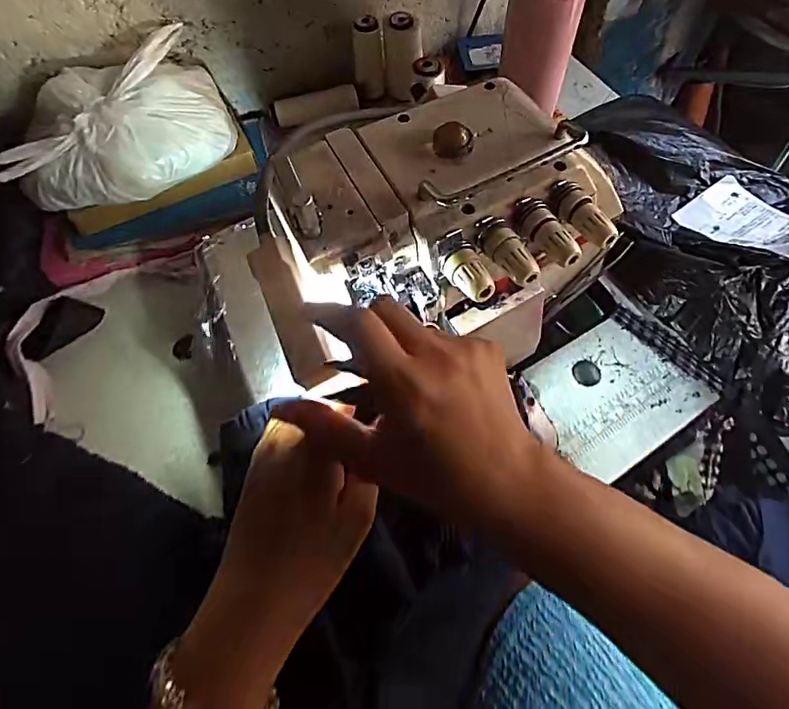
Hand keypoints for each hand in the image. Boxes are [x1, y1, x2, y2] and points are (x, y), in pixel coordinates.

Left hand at [218, 413, 377, 621]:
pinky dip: (304, 438)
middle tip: (365, 434)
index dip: (366, 402)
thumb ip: (368, 464)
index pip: (344, 399)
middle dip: (343, 413)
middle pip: (321, 404)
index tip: (381, 417)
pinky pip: (285, 434)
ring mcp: (264, 450)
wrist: (253, 601)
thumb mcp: (360, 514)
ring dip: (322, 424)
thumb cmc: (314, 561)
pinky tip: (318, 465)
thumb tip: (369, 438)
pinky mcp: (253, 467)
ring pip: (302, 418)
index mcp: (314, 446)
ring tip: (343, 447)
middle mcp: (285, 437)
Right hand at [273, 300, 552, 532]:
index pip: (360, 322)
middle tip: (357, 347)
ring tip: (406, 381)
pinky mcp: (487, 347)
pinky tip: (441, 386)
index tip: (313, 314)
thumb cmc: (436, 477)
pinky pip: (448, 338)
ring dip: (402, 342)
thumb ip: (326, 428)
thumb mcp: (374, 459)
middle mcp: (435, 353)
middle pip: (386, 308)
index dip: (331, 313)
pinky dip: (434, 354)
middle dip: (365, 321)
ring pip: (417, 325)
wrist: (506, 478)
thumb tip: (282, 406)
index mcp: (403, 381)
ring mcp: (465, 346)